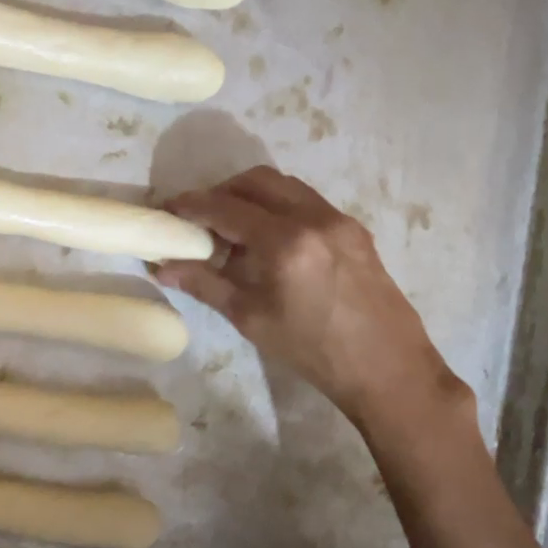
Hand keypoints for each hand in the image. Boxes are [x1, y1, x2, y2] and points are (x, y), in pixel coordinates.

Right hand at [157, 166, 467, 427]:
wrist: (386, 367)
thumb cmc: (311, 350)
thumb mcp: (249, 318)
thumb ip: (204, 283)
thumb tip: (161, 267)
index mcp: (285, 242)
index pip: (225, 207)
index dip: (191, 205)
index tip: (166, 210)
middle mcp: (314, 218)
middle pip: (256, 180)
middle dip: (221, 193)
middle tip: (198, 219)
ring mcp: (339, 220)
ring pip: (284, 186)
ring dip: (251, 197)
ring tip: (231, 232)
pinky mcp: (353, 230)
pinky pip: (306, 202)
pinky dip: (277, 209)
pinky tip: (267, 244)